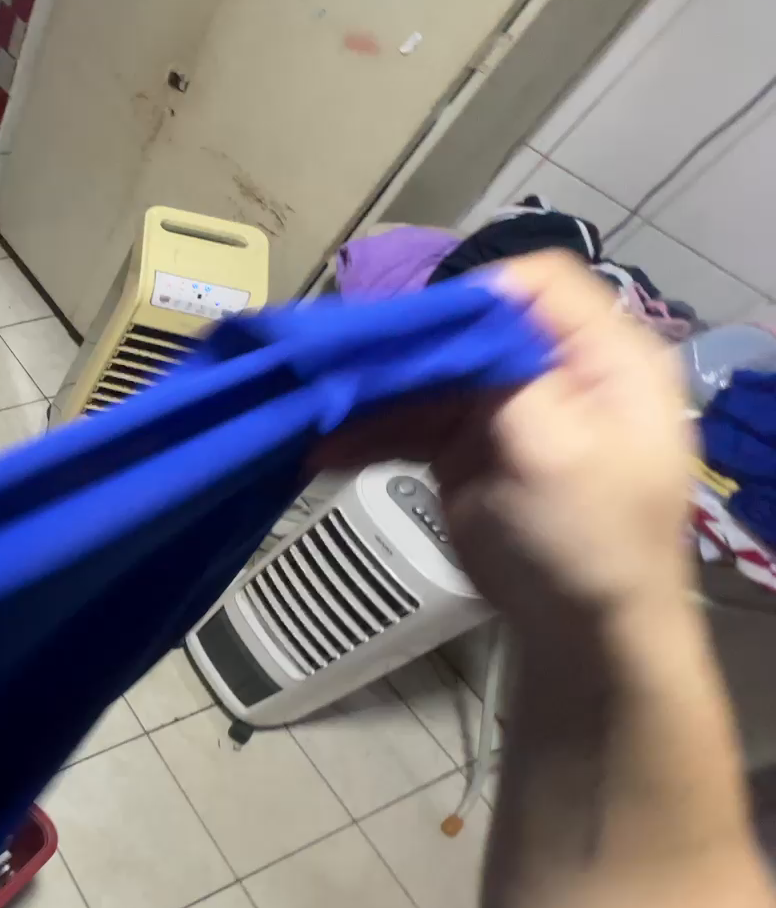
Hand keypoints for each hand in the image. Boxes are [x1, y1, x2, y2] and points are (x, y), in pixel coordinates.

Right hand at [321, 251, 694, 631]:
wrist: (573, 620)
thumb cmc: (584, 538)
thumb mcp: (557, 451)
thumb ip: (513, 379)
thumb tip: (458, 317)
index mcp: (597, 361)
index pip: (535, 287)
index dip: (469, 296)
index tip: (402, 332)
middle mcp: (544, 375)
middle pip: (461, 336)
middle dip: (396, 355)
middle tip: (330, 373)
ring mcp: (497, 413)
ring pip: (419, 384)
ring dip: (365, 404)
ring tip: (310, 423)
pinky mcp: (457, 448)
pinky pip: (402, 428)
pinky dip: (362, 440)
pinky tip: (321, 454)